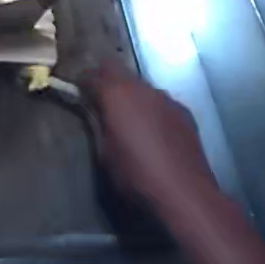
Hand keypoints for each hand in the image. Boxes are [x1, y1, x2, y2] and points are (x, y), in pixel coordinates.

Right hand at [81, 62, 216, 201]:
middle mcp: (139, 87)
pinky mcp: (184, 111)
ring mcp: (165, 97)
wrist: (187, 195)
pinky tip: (155, 131)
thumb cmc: (137, 175)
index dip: (81, 82)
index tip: (78, 92)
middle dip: (105, 78)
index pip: (90, 74)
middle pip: (115, 68)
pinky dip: (152, 108)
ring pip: (140, 84)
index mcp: (115, 93)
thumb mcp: (104, 153)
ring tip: (130, 117)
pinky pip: (160, 101)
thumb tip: (90, 109)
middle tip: (101, 99)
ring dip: (131, 94)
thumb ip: (96, 123)